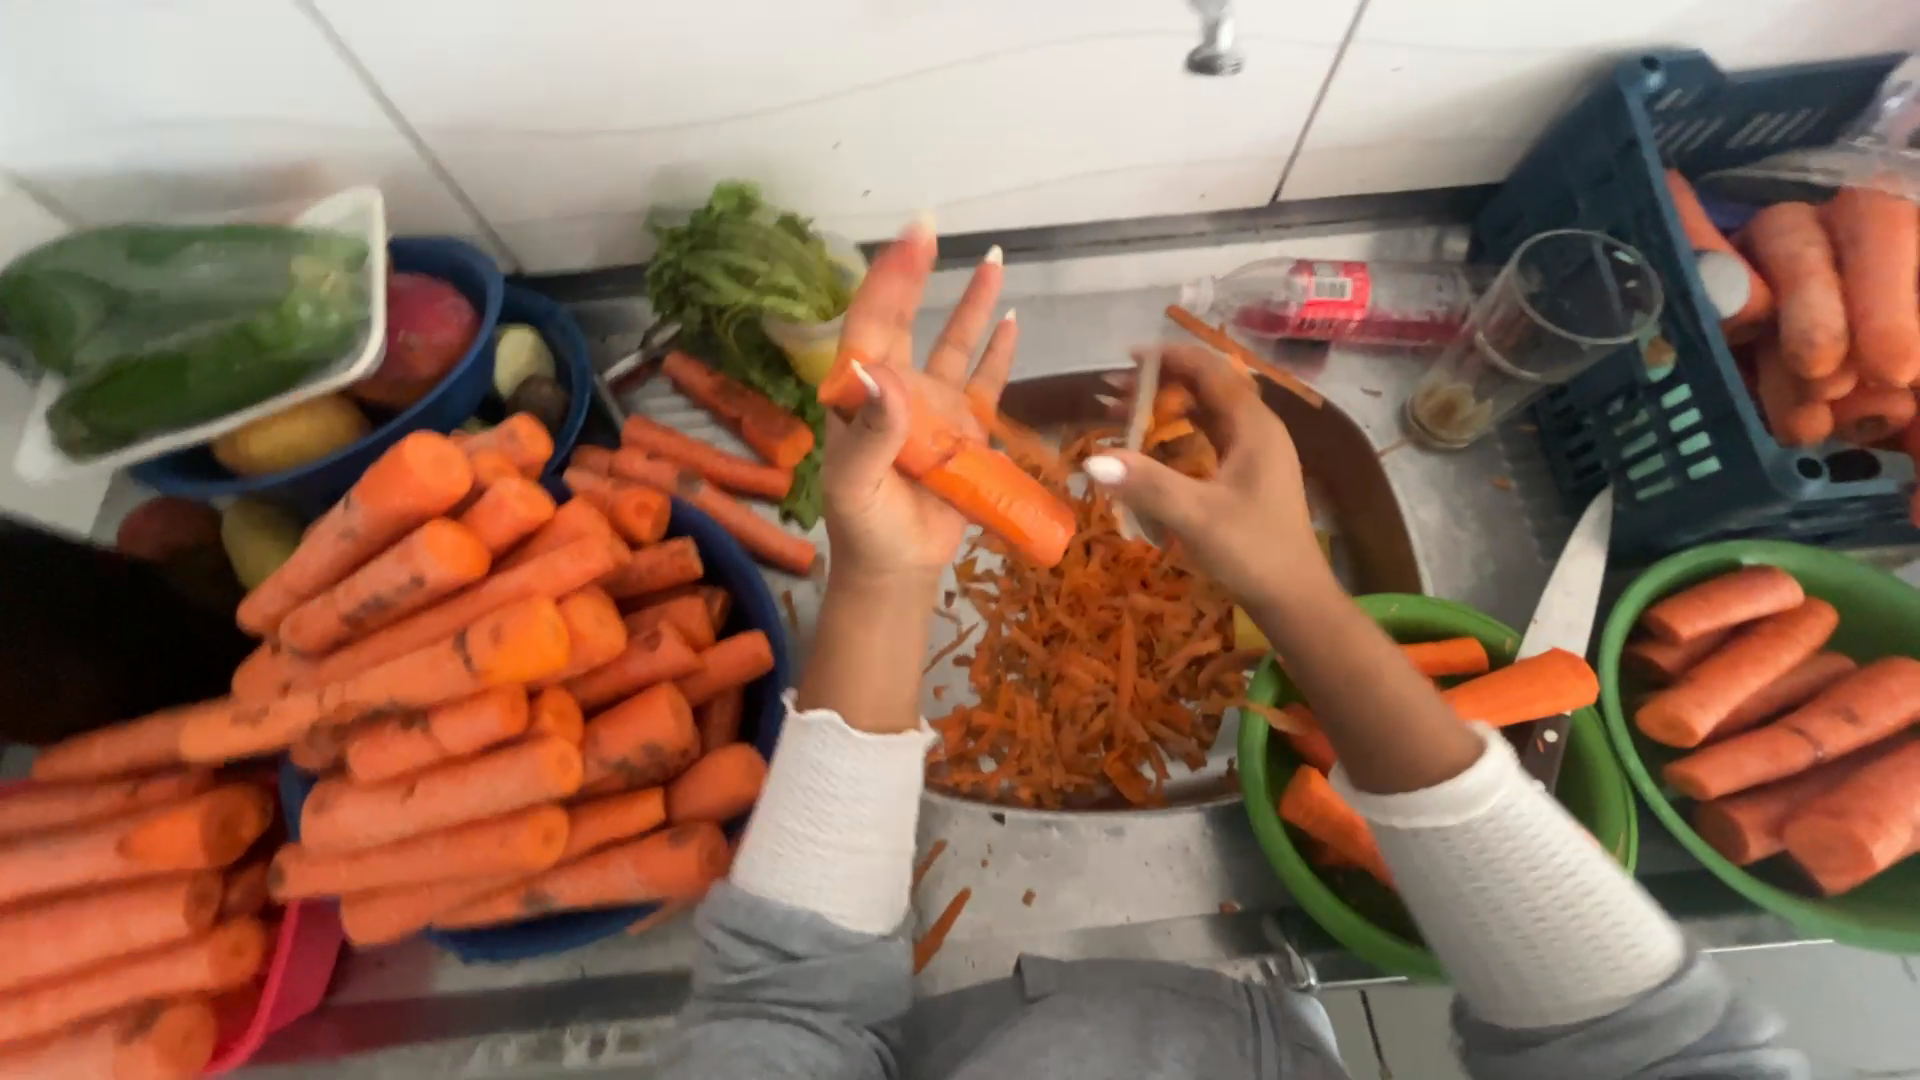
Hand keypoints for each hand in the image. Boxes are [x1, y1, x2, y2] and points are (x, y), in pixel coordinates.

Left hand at [820, 219, 1016, 590]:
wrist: (900, 564)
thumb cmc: (867, 526)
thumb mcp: (857, 485)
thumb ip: (869, 433)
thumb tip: (884, 376)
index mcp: (859, 395)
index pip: (870, 327)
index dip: (888, 282)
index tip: (912, 240)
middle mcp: (896, 390)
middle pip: (908, 323)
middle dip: (920, 277)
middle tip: (936, 230)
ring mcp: (933, 407)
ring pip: (954, 345)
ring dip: (973, 306)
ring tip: (995, 262)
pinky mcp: (965, 429)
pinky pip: (985, 384)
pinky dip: (999, 355)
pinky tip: (1013, 324)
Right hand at [1084, 345, 1329, 609]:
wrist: (1292, 597)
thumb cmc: (1252, 551)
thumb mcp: (1196, 517)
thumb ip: (1147, 485)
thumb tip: (1093, 459)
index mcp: (1253, 427)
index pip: (1210, 371)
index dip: (1169, 358)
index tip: (1127, 359)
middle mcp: (1256, 431)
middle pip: (1205, 389)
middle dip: (1158, 386)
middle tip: (1112, 396)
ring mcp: (1253, 455)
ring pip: (1205, 416)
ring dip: (1164, 411)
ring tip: (1120, 417)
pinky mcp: (1245, 477)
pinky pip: (1206, 441)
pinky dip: (1175, 437)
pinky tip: (1149, 452)